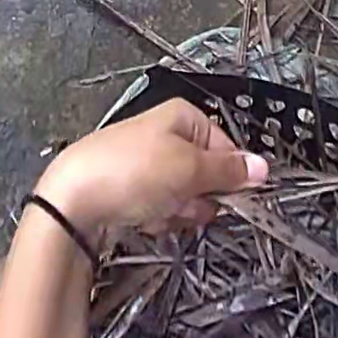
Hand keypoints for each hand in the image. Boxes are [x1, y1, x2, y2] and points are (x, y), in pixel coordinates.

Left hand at [36, 99, 267, 235]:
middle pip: (205, 175)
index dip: (230, 175)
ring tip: (157, 210)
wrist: (74, 199)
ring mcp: (148, 163)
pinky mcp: (132, 190)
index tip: (230, 196)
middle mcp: (165, 136)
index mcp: (182, 118)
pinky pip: (162, 209)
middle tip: (182, 201)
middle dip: (199, 197)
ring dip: (178, 212)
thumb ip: (229, 170)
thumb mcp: (189, 168)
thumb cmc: (133, 171)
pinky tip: (141, 218)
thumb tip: (263, 167)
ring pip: (185, 197)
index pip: (226, 147)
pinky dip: (157, 219)